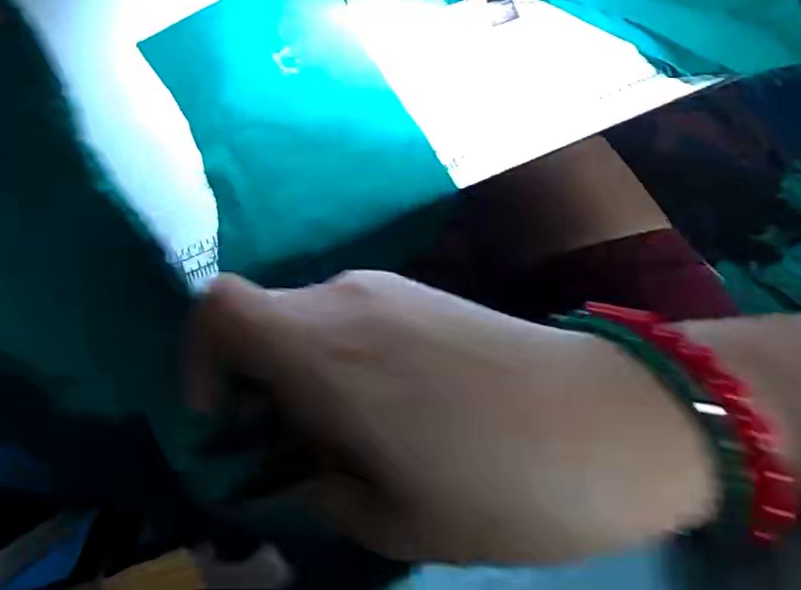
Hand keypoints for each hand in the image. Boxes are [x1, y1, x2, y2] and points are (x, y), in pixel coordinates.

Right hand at [186, 271, 717, 564]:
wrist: (601, 418)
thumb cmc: (490, 483)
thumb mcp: (385, 515)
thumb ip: (313, 483)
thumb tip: (283, 464)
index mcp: (324, 345)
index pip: (219, 305)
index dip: (199, 356)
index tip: (225, 419)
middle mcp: (346, 296)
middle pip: (264, 317)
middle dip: (257, 381)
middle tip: (294, 451)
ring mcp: (388, 286)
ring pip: (309, 317)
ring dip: (304, 372)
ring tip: (351, 439)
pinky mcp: (422, 289)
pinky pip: (353, 314)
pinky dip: (343, 356)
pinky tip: (393, 407)